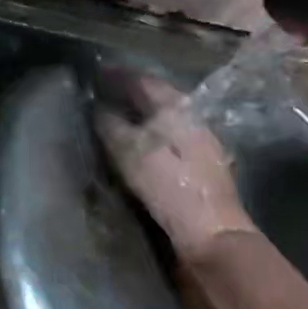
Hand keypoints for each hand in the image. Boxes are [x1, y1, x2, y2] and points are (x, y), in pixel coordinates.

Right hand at [92, 72, 256, 261]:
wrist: (214, 238)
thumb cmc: (172, 189)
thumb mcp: (133, 154)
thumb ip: (112, 126)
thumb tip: (97, 106)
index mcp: (177, 107)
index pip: (142, 79)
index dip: (117, 74)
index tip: (94, 71)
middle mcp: (191, 118)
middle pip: (154, 97)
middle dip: (127, 92)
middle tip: (99, 92)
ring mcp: (199, 143)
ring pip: (161, 118)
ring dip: (138, 115)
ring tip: (111, 118)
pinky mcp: (199, 168)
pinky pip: (166, 139)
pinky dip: (147, 136)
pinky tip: (134, 147)